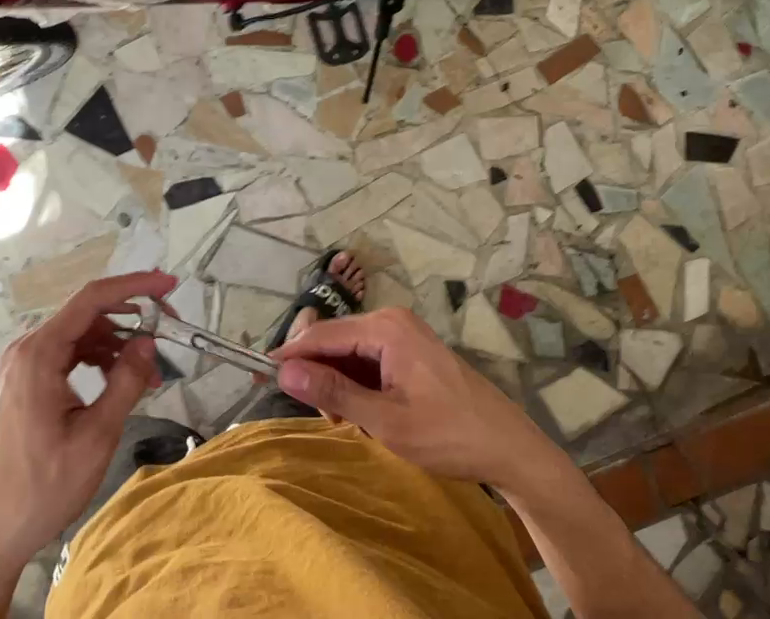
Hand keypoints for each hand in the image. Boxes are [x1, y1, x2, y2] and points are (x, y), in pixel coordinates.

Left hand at [0, 270, 175, 566]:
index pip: (91, 298)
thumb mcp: (96, 436)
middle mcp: (27, 349)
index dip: (134, 286)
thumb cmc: (44, 486)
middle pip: (87, 314)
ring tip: (151, 372)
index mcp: (38, 354)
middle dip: (131, 318)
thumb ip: (125, 382)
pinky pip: (69, 355)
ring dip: (118, 344)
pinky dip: (99, 360)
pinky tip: (122, 381)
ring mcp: (23, 365)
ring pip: (80, 335)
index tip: (170, 285)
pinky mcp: (26, 382)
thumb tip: (149, 342)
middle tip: (169, 334)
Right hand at [270, 307, 544, 484]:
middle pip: (333, 340)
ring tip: (349, 422)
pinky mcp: (411, 350)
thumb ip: (333, 393)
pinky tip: (366, 412)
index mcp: (385, 328)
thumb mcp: (385, 421)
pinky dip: (358, 384)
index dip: (289, 357)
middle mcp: (392, 320)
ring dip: (339, 384)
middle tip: (325, 418)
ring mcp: (404, 333)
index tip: (259, 376)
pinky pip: (368, 359)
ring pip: (348, 352)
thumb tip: (284, 372)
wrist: (510, 448)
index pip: (320, 335)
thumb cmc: (449, 435)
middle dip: (319, 376)